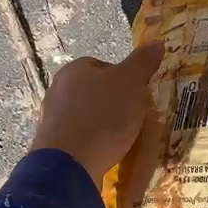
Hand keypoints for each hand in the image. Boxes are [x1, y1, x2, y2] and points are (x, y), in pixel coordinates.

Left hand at [30, 41, 164, 181]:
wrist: (70, 165)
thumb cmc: (103, 117)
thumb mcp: (132, 83)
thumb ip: (143, 62)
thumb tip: (156, 42)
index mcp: (74, 69)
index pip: (104, 66)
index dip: (125, 80)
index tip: (137, 97)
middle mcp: (58, 89)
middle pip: (95, 92)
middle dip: (114, 104)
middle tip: (133, 118)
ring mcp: (51, 118)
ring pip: (86, 115)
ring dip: (102, 125)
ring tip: (121, 140)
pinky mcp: (51, 145)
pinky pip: (79, 138)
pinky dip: (92, 143)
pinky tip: (104, 153)